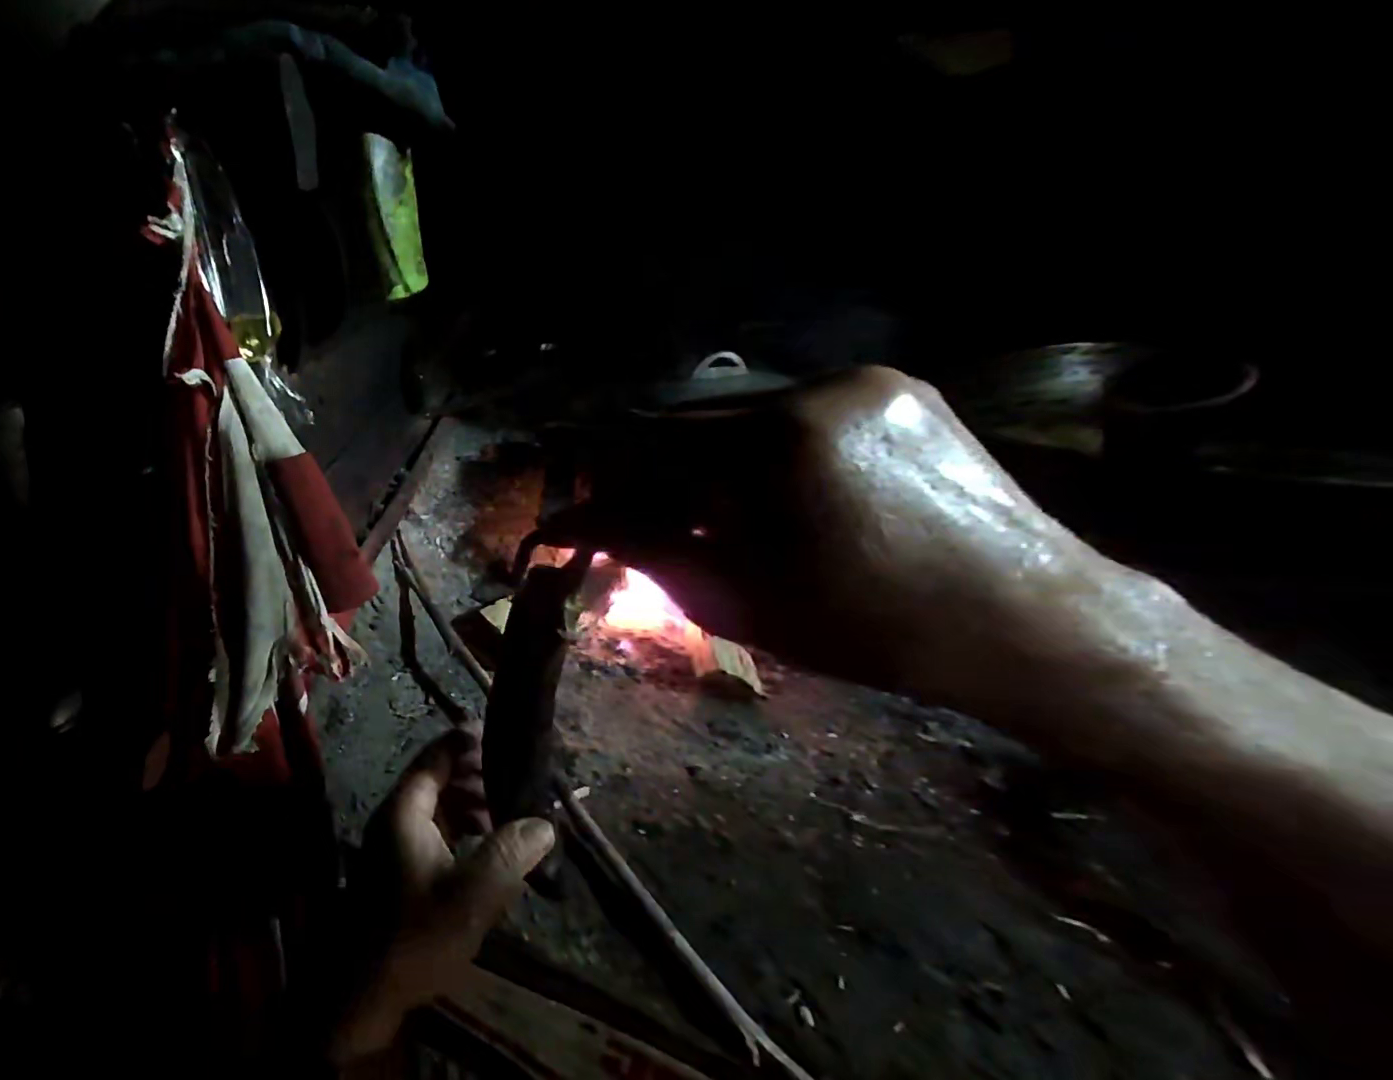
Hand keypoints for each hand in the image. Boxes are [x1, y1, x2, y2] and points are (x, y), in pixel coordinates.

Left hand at [328, 729, 555, 1064]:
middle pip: (438, 779)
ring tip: (508, 815)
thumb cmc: (415, 935)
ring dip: (471, 804)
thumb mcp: (471, 896)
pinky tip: (488, 849)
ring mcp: (394, 845)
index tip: (501, 734)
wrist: (362, 994)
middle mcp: (396, 817)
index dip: (466, 741)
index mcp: (405, 810)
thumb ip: (510, 853)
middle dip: (477, 775)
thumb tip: (545, 823)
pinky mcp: (399, 870)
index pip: (436, 756)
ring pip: (437, 807)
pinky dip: (462, 829)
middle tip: (517, 779)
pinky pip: (435, 832)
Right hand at [538, 366, 1146, 714]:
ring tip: (720, 518)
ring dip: (709, 461)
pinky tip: (777, 496)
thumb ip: (643, 547)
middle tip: (654, 523)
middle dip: (658, 473)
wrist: (1026, 622)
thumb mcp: (736, 595)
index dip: (611, 485)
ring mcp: (864, 379)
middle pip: (693, 421)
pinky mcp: (895, 386)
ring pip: (740, 414)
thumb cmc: (866, 626)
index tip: (593, 519)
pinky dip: (764, 449)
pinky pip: (795, 411)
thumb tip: (564, 524)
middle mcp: (818, 386)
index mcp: (777, 439)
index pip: (650, 445)